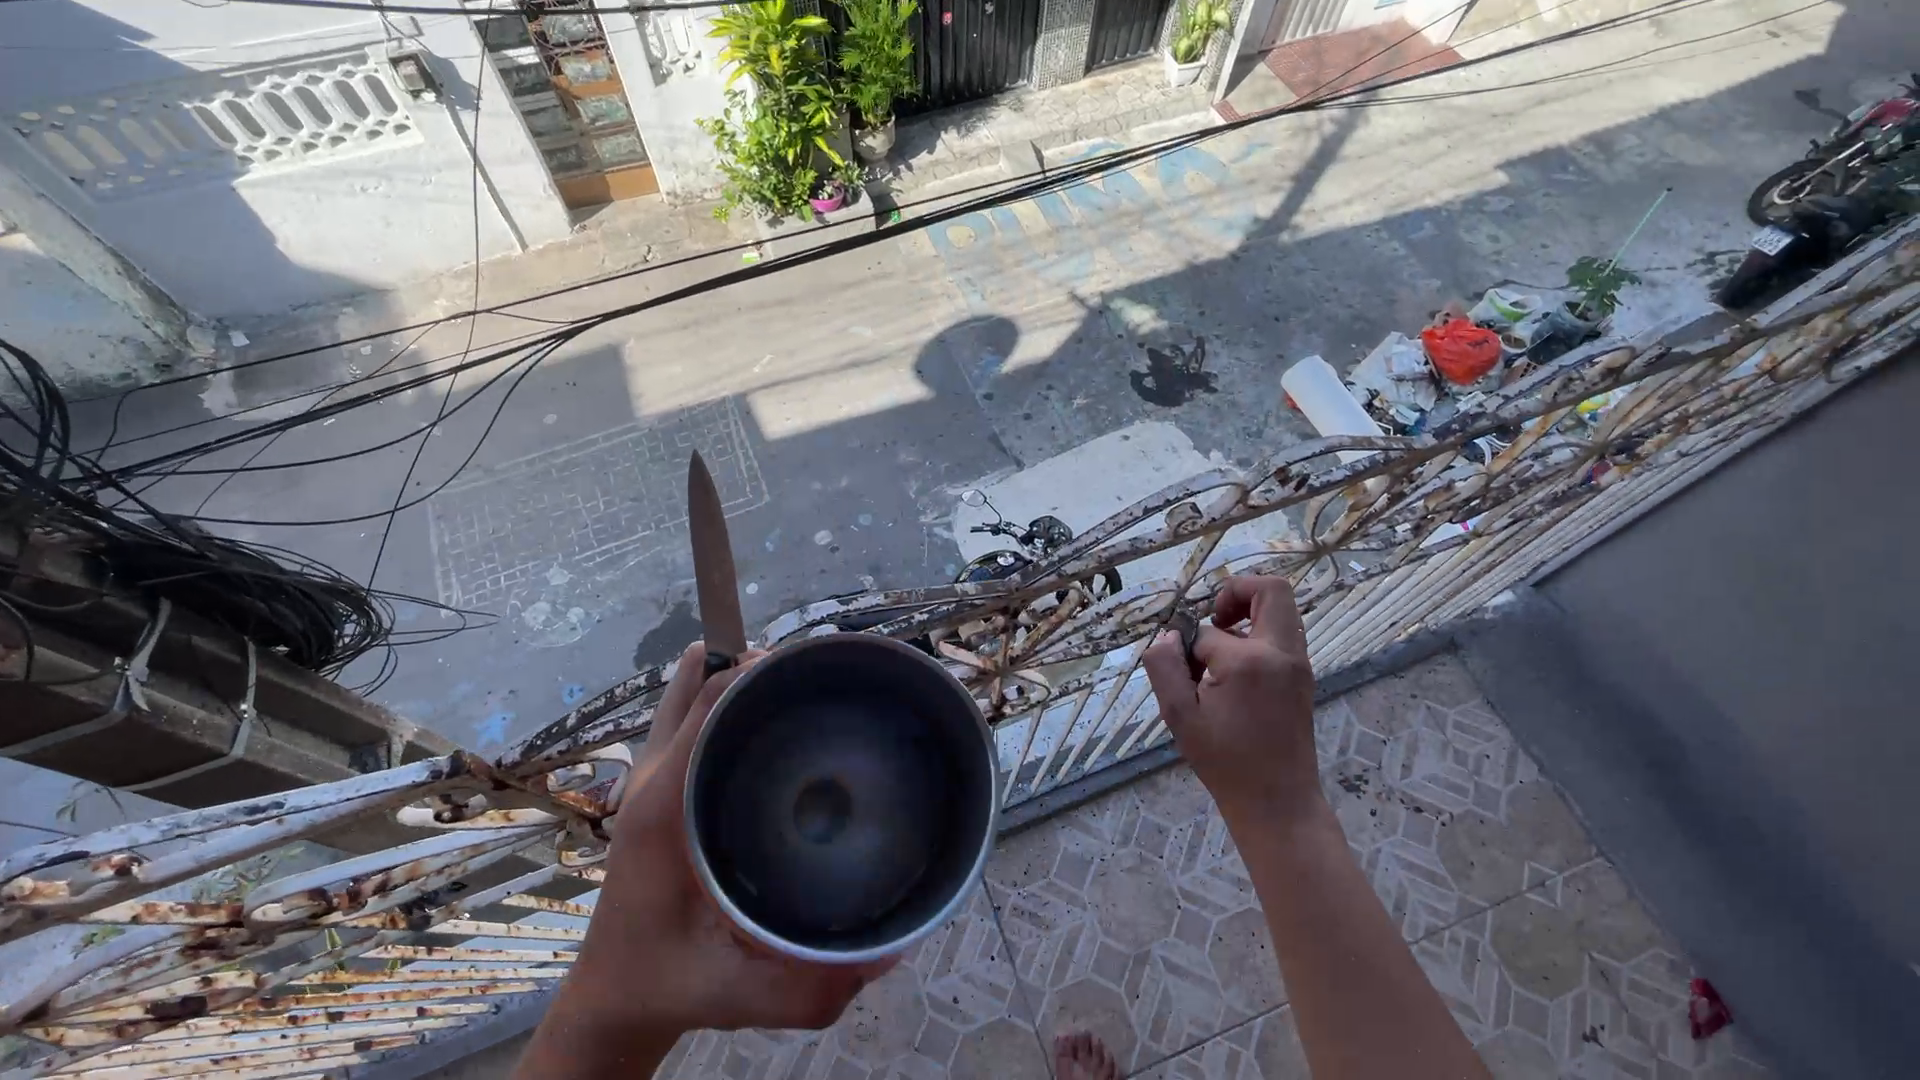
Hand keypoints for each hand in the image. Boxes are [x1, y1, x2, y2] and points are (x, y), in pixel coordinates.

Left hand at [561, 642, 897, 1039]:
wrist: (613, 997)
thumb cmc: (669, 984)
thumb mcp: (739, 995)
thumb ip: (809, 988)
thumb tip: (888, 955)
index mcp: (664, 807)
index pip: (705, 700)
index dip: (756, 669)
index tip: (815, 670)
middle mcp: (654, 778)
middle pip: (694, 678)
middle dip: (751, 663)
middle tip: (812, 681)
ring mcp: (651, 777)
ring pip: (688, 689)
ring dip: (735, 677)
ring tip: (796, 694)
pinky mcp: (658, 785)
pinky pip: (690, 715)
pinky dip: (724, 700)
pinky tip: (769, 727)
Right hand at [1142, 575, 1319, 823]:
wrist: (1278, 802)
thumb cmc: (1225, 763)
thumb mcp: (1179, 716)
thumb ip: (1165, 667)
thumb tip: (1168, 636)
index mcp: (1249, 661)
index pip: (1207, 631)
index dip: (1185, 645)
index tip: (1178, 669)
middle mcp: (1281, 653)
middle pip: (1272, 590)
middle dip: (1236, 592)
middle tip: (1213, 618)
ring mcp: (1298, 664)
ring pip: (1280, 611)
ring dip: (1248, 615)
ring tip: (1218, 649)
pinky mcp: (1303, 678)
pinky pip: (1283, 635)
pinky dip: (1258, 636)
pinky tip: (1234, 671)